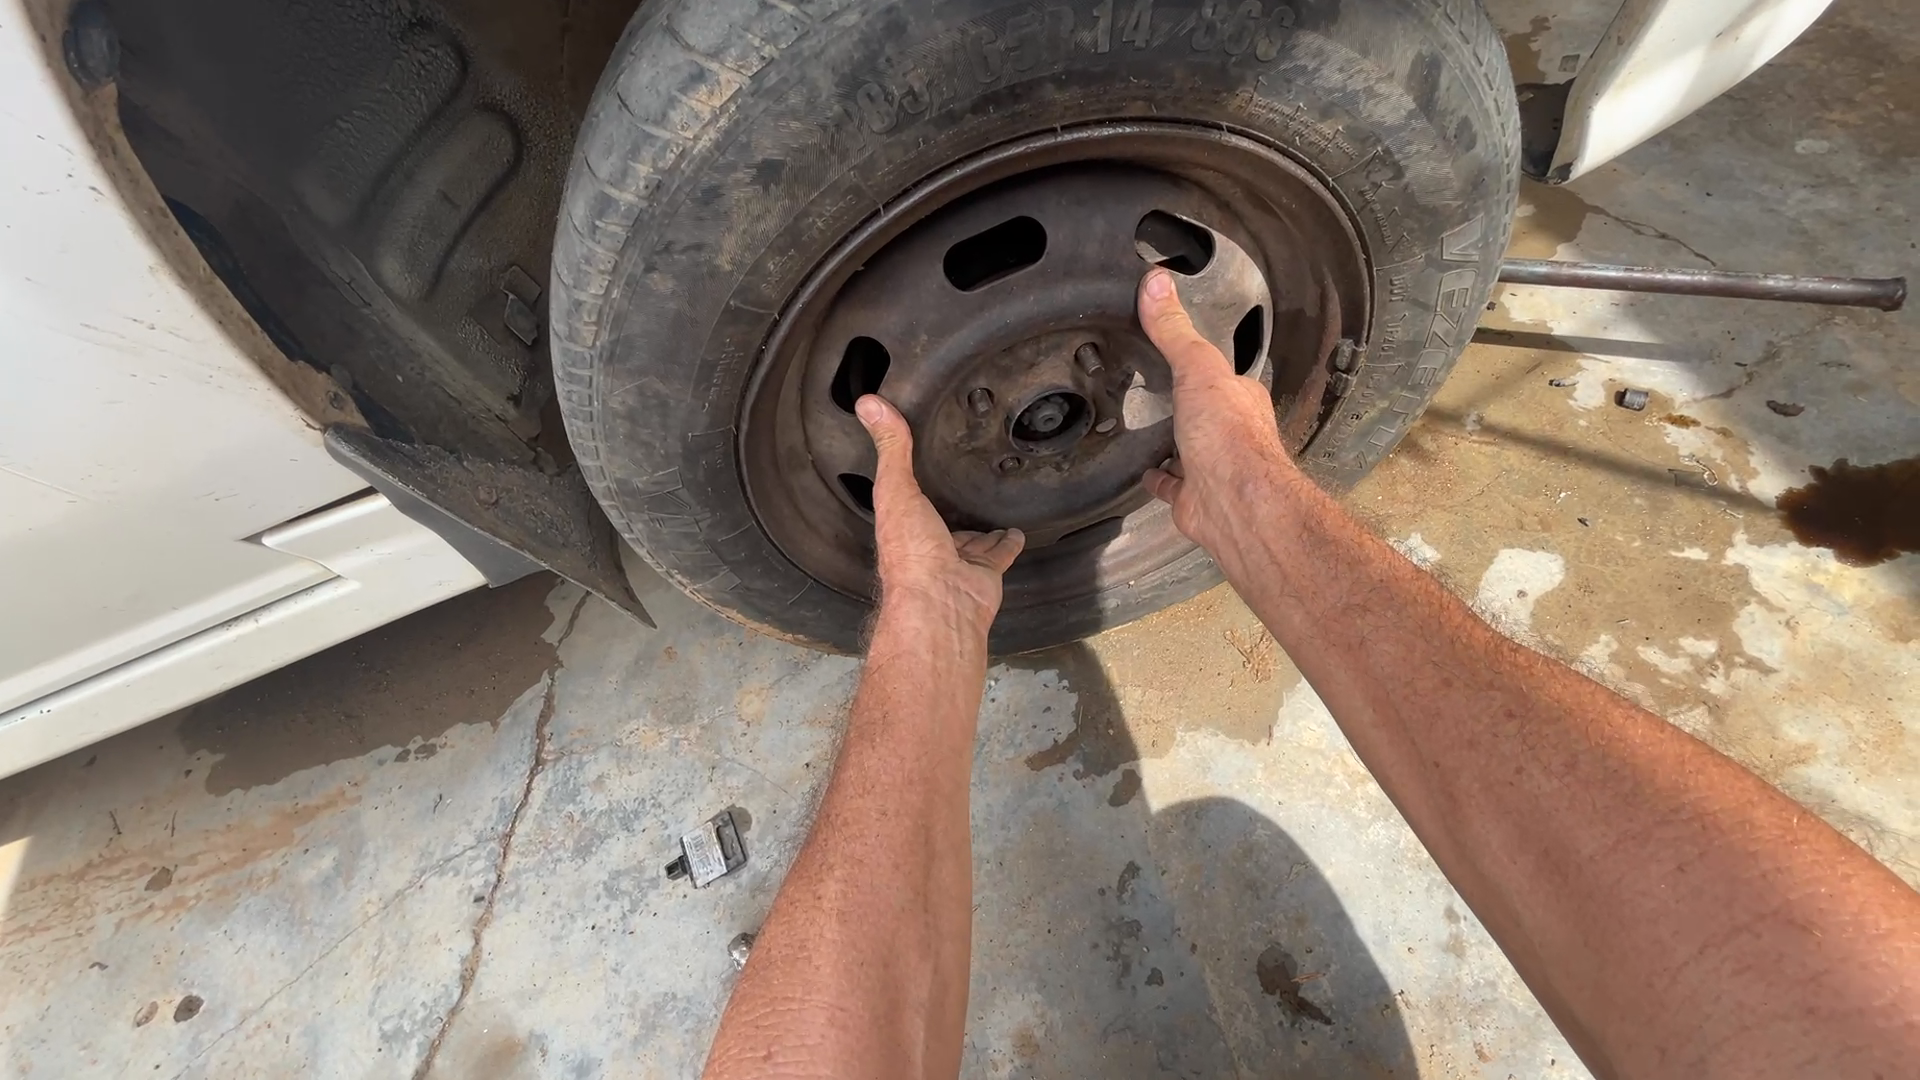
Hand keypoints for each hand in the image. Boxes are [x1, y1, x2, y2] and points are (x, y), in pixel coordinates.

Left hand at [855, 395, 1024, 633]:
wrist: (942, 602)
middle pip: (940, 518)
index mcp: (902, 525)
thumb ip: (892, 448)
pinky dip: (1009, 542)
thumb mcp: (896, 490)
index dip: (909, 479)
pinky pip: (1001, 552)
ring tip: (986, 506)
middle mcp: (927, 544)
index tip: (916, 460)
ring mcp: (957, 559)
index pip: (905, 496)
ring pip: (970, 537)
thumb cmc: (911, 555)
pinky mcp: (985, 571)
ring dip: (978, 526)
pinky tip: (1016, 532)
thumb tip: (870, 406)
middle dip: (947, 505)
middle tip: (957, 484)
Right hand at [1137, 268, 1299, 560]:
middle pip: (1204, 410)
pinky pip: (1170, 484)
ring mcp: (1211, 466)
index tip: (1180, 353)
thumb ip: (1175, 332)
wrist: (1234, 503)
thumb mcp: (1198, 369)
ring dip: (1171, 441)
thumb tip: (1155, 284)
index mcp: (1238, 397)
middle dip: (1185, 403)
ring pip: (1187, 448)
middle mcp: (1228, 432)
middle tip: (1158, 390)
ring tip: (1147, 428)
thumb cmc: (1229, 439)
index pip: (1219, 372)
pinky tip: (1145, 474)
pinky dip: (1157, 479)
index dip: (1201, 361)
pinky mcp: (1191, 496)